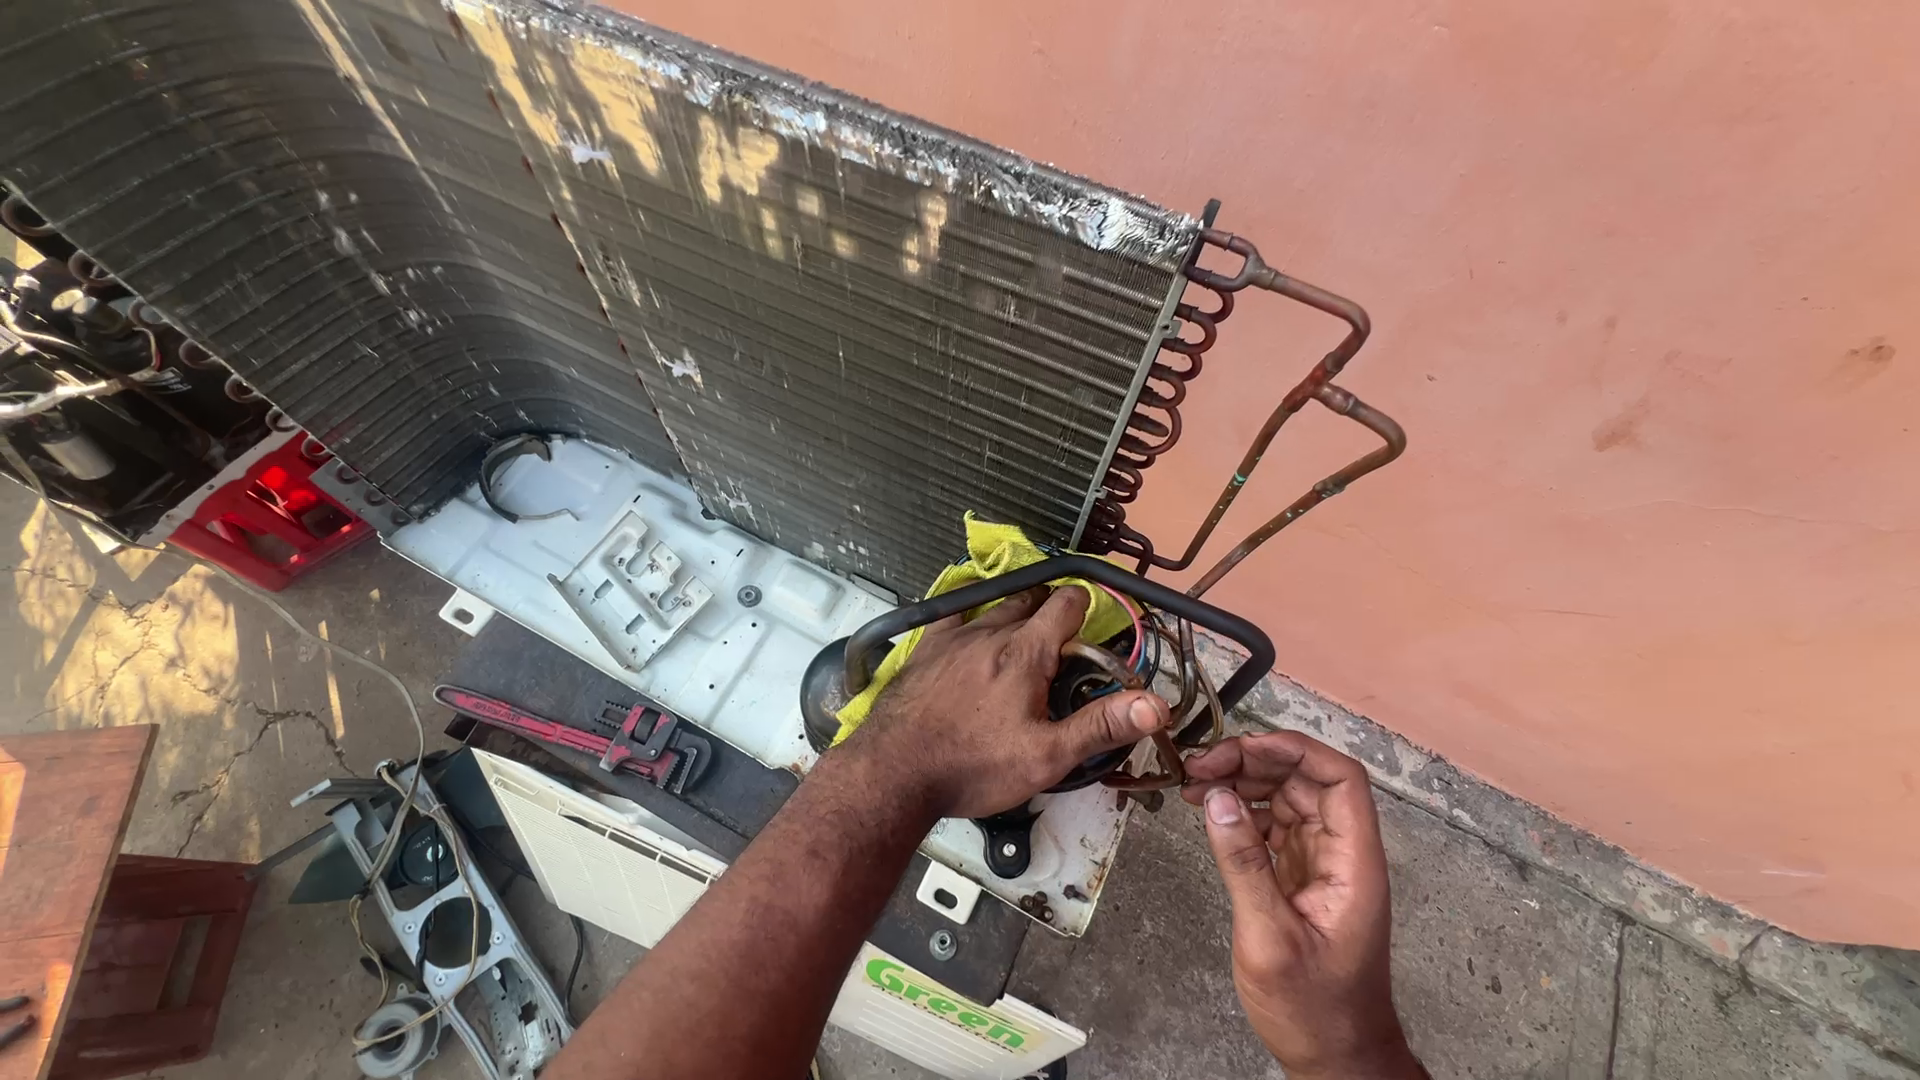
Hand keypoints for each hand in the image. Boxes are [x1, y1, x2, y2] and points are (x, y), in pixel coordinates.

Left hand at [842, 585, 1169, 819]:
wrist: (894, 771)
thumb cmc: (973, 766)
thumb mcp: (1046, 757)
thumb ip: (1100, 726)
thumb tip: (1154, 705)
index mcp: (1025, 653)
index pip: (1066, 604)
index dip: (1087, 608)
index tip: (1095, 627)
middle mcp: (990, 632)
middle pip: (1031, 601)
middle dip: (1052, 612)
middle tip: (1064, 642)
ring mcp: (952, 637)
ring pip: (993, 607)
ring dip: (1014, 614)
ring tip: (1024, 637)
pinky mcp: (924, 649)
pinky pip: (952, 614)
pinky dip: (969, 615)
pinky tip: (970, 628)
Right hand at [1182, 732, 1425, 1079]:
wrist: (1334, 1059)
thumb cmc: (1312, 1008)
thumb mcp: (1270, 937)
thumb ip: (1244, 864)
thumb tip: (1215, 797)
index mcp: (1354, 861)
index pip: (1340, 779)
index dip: (1295, 750)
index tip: (1240, 748)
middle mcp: (1341, 852)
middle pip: (1306, 780)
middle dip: (1254, 761)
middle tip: (1200, 767)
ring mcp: (1320, 862)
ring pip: (1287, 796)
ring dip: (1243, 781)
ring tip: (1195, 782)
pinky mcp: (1299, 874)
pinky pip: (1272, 823)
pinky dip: (1241, 809)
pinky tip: (1209, 811)